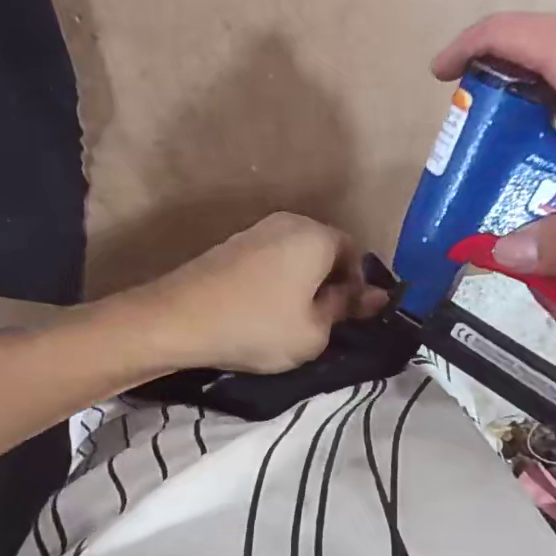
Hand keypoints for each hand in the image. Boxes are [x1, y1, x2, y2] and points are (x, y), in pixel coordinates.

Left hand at [108, 212, 389, 373]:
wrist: (178, 320)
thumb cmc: (257, 327)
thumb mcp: (314, 332)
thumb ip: (347, 310)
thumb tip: (377, 296)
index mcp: (317, 236)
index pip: (356, 255)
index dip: (359, 289)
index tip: (348, 321)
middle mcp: (288, 223)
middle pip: (323, 253)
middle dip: (329, 286)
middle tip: (321, 325)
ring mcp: (254, 232)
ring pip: (293, 259)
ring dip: (300, 287)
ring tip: (289, 324)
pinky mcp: (229, 248)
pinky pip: (267, 264)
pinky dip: (273, 286)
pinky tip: (260, 314)